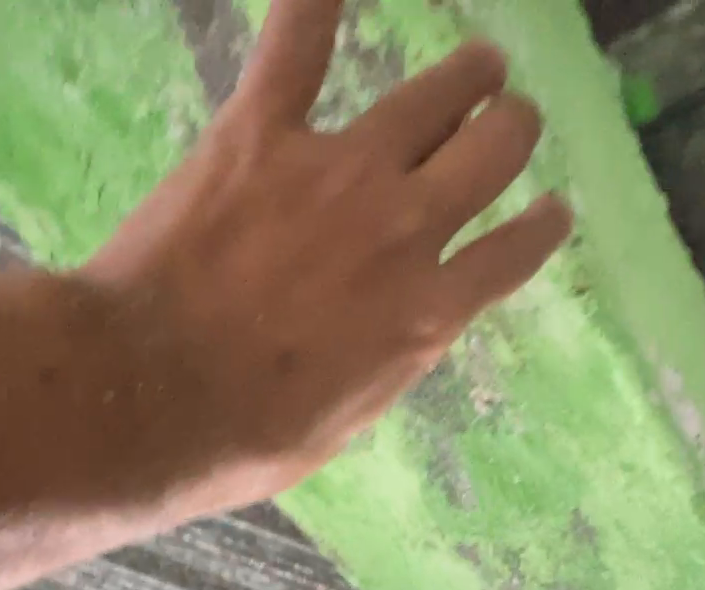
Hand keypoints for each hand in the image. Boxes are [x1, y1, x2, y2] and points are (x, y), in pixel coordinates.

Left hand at [77, 0, 570, 514]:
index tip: (552, 212)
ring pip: (434, 95)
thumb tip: (401, 325)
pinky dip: (317, 4)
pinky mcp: (262, 134)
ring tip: (482, 64)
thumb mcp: (351, 415)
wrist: (152, 398)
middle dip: (513, 132)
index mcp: (429, 313)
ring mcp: (339, 173)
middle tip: (510, 122)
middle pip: (493, 152)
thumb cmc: (252, 433)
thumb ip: (390, 355)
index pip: (515, 252)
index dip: (543, 227)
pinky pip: (299, 42)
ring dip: (469, 76)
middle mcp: (407, 230)